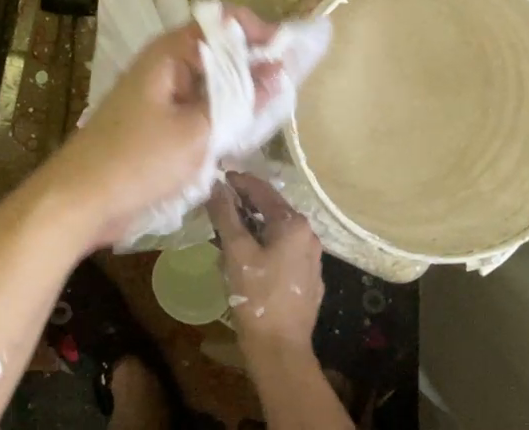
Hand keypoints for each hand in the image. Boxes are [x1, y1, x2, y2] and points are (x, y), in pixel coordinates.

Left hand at [43, 7, 285, 248]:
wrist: (79, 200)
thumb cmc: (138, 160)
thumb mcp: (199, 132)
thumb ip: (241, 100)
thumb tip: (278, 72)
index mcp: (169, 53)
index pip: (221, 21)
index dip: (256, 30)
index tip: (286, 55)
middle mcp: (164, 64)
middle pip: (217, 50)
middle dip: (251, 67)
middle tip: (281, 94)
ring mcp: (158, 93)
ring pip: (210, 82)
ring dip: (236, 97)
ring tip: (262, 119)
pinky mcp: (156, 121)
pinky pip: (197, 107)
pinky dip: (218, 117)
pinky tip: (235, 141)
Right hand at [206, 173, 322, 361]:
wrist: (280, 349)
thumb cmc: (257, 296)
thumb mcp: (236, 251)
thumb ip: (226, 214)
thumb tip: (216, 185)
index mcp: (294, 224)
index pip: (262, 190)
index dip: (238, 182)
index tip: (218, 179)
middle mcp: (309, 236)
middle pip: (273, 209)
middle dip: (246, 204)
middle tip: (220, 205)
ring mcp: (312, 259)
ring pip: (278, 231)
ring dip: (255, 226)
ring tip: (230, 229)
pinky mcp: (308, 280)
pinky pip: (284, 251)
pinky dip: (266, 245)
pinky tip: (249, 257)